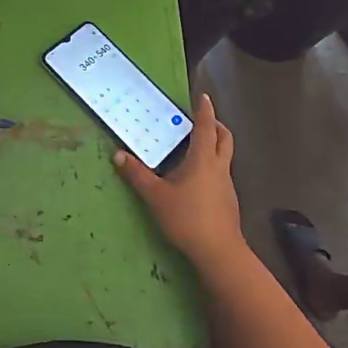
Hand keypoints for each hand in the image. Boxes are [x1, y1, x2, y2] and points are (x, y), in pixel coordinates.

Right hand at [112, 93, 244, 260]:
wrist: (218, 250)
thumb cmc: (187, 218)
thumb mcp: (156, 197)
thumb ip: (137, 175)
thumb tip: (118, 155)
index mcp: (202, 159)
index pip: (205, 127)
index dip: (204, 110)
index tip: (203, 97)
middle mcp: (219, 166)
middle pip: (224, 137)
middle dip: (216, 125)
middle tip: (203, 121)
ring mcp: (226, 183)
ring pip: (225, 155)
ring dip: (215, 145)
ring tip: (195, 148)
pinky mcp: (228, 199)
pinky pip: (222, 173)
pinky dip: (213, 165)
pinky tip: (197, 180)